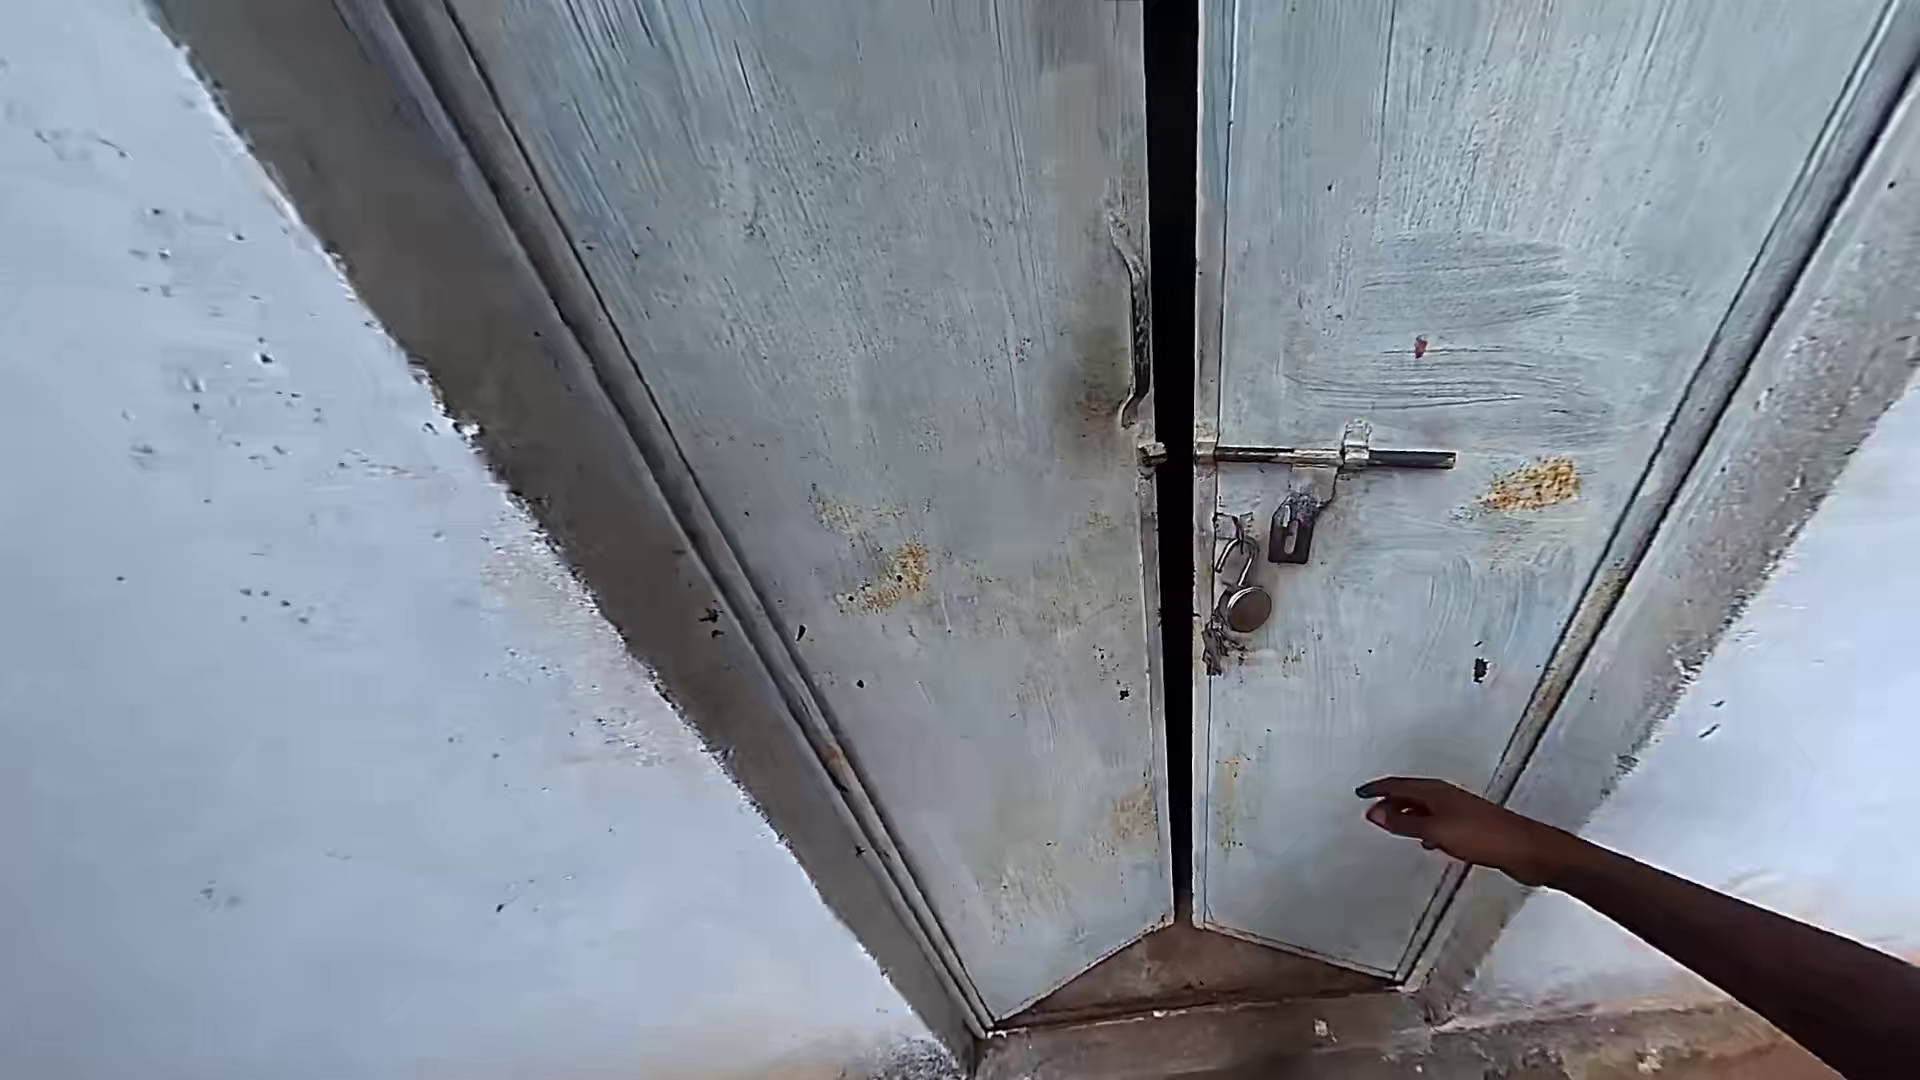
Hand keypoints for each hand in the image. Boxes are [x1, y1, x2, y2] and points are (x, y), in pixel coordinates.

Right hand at [1355, 777, 1584, 885]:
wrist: (1532, 852)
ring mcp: (1459, 809)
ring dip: (1406, 815)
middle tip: (1374, 815)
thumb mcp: (1435, 830)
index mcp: (1433, 791)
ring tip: (1394, 827)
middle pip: (1408, 794)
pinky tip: (1426, 841)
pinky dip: (1424, 827)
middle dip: (1389, 803)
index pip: (1395, 785)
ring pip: (1422, 808)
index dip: (1375, 789)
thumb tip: (1375, 814)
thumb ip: (1403, 823)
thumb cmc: (1483, 835)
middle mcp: (1444, 796)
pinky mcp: (1471, 825)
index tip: (1360, 794)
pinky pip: (1437, 821)